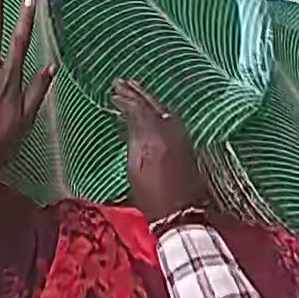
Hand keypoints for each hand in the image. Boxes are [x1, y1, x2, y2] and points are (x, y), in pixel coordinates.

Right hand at [111, 80, 204, 220]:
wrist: (181, 214)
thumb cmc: (151, 196)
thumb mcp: (134, 168)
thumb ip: (133, 139)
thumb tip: (128, 120)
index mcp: (154, 136)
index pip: (139, 108)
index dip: (126, 99)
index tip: (113, 92)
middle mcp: (170, 130)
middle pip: (152, 104)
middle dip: (137, 92)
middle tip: (122, 83)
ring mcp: (181, 135)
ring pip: (162, 108)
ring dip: (147, 99)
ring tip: (133, 91)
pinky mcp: (185, 142)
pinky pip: (169, 116)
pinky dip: (156, 109)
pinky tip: (148, 110)